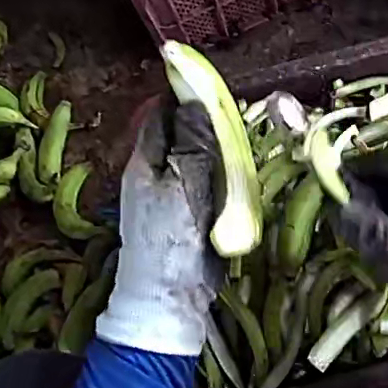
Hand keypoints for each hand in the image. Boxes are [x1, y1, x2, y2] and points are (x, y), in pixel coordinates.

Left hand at [93, 100, 222, 355]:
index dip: (184, 96)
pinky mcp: (185, 215)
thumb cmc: (173, 237)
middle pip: (179, 134)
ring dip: (215, 150)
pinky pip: (203, 182)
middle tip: (237, 118)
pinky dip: (219, 175)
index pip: (161, 113)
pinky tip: (237, 177)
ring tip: (242, 144)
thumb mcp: (186, 182)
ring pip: (193, 158)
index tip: (214, 90)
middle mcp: (153, 173)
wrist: (168, 298)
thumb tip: (194, 98)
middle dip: (205, 123)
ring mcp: (168, 195)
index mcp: (145, 160)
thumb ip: (193, 140)